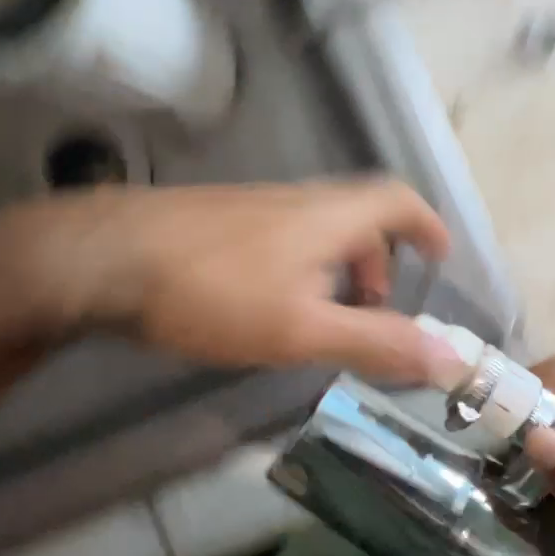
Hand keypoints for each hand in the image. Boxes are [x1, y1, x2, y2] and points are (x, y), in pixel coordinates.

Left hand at [0, 180, 458, 382]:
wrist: (103, 260)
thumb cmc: (212, 293)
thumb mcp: (302, 329)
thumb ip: (375, 341)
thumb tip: (451, 356)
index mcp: (328, 216)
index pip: (396, 201)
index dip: (426, 226)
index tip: (440, 257)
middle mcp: (294, 199)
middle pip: (356, 213)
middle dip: (380, 257)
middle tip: (378, 303)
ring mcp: (249, 206)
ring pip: (315, 227)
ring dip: (337, 265)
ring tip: (324, 314)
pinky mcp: (214, 221)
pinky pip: (279, 236)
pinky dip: (300, 265)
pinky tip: (267, 304)